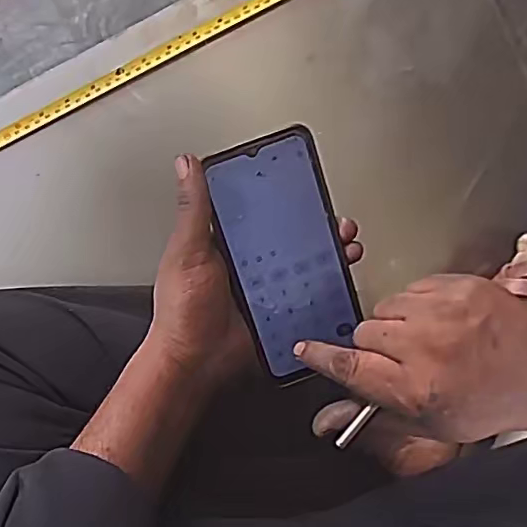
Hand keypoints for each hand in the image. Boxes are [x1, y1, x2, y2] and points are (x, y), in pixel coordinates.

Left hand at [149, 154, 360, 387]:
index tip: (300, 184)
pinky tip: (337, 276)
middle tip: (332, 218)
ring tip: (344, 244)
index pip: (254, 211)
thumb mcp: (186, 252)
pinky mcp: (276, 310)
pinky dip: (323, 285)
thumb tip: (186, 165)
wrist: (193, 361)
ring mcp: (262, 287)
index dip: (277, 198)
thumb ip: (193, 210)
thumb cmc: (181, 311)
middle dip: (313, 225)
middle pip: (285, 236)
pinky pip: (304, 294)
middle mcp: (244, 263)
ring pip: (301, 263)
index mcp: (222, 243)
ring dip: (325, 252)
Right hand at [296, 274, 526, 443]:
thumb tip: (327, 418)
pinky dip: (421, 303)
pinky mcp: (461, 287)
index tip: (306, 349)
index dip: (323, 356)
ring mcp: (445, 313)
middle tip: (405, 356)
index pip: (351, 366)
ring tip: (429, 337)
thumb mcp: (430, 424)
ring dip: (398, 322)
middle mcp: (427, 347)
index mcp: (416, 387)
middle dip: (378, 345)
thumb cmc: (489, 404)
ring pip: (386, 307)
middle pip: (364, 333)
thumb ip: (375, 414)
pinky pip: (412, 288)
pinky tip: (444, 321)